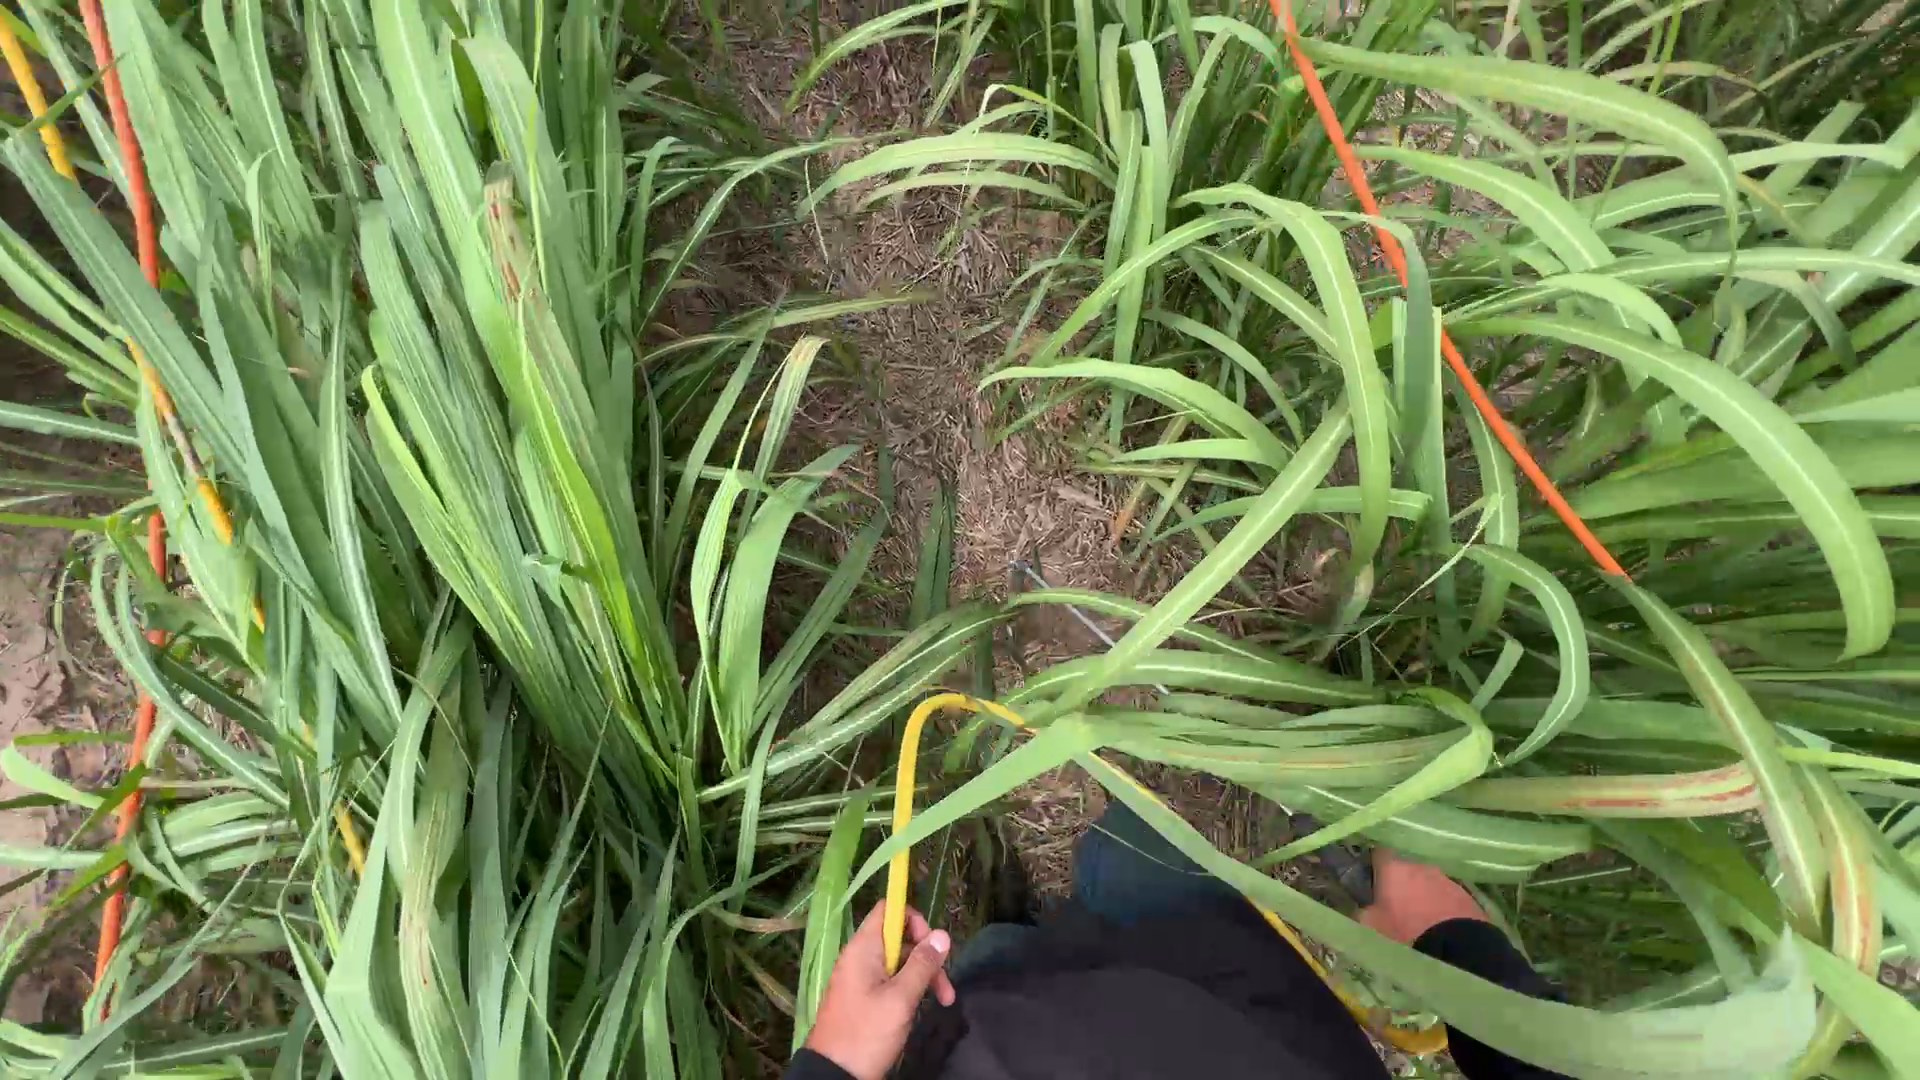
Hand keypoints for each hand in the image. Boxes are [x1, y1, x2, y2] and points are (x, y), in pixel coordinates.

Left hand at [805, 902, 955, 1079]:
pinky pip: (889, 980)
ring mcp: (860, 977)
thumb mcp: (900, 999)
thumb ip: (922, 965)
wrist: (832, 1077)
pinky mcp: (862, 997)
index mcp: (864, 947)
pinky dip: (907, 989)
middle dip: (926, 956)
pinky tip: (919, 1009)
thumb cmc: (866, 1033)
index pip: (888, 909)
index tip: (932, 944)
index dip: (914, 918)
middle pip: (899, 937)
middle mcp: (860, 956)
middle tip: (945, 986)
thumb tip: (942, 934)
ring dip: (921, 976)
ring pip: (898, 962)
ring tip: (943, 1001)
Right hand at [1358, 848, 1488, 944]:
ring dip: (1424, 893)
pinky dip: (1443, 906)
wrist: (1459, 951)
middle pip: (1406, 868)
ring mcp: (1446, 879)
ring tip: (1423, 916)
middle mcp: (1419, 866)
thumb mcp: (1372, 926)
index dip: (1375, 863)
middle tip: (1398, 903)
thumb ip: (1362, 911)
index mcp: (1392, 868)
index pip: (1378, 853)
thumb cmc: (1406, 932)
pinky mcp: (1467, 896)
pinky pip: (1448, 897)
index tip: (1372, 876)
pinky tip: (1443, 924)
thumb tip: (1362, 907)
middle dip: (1402, 882)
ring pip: (1428, 882)